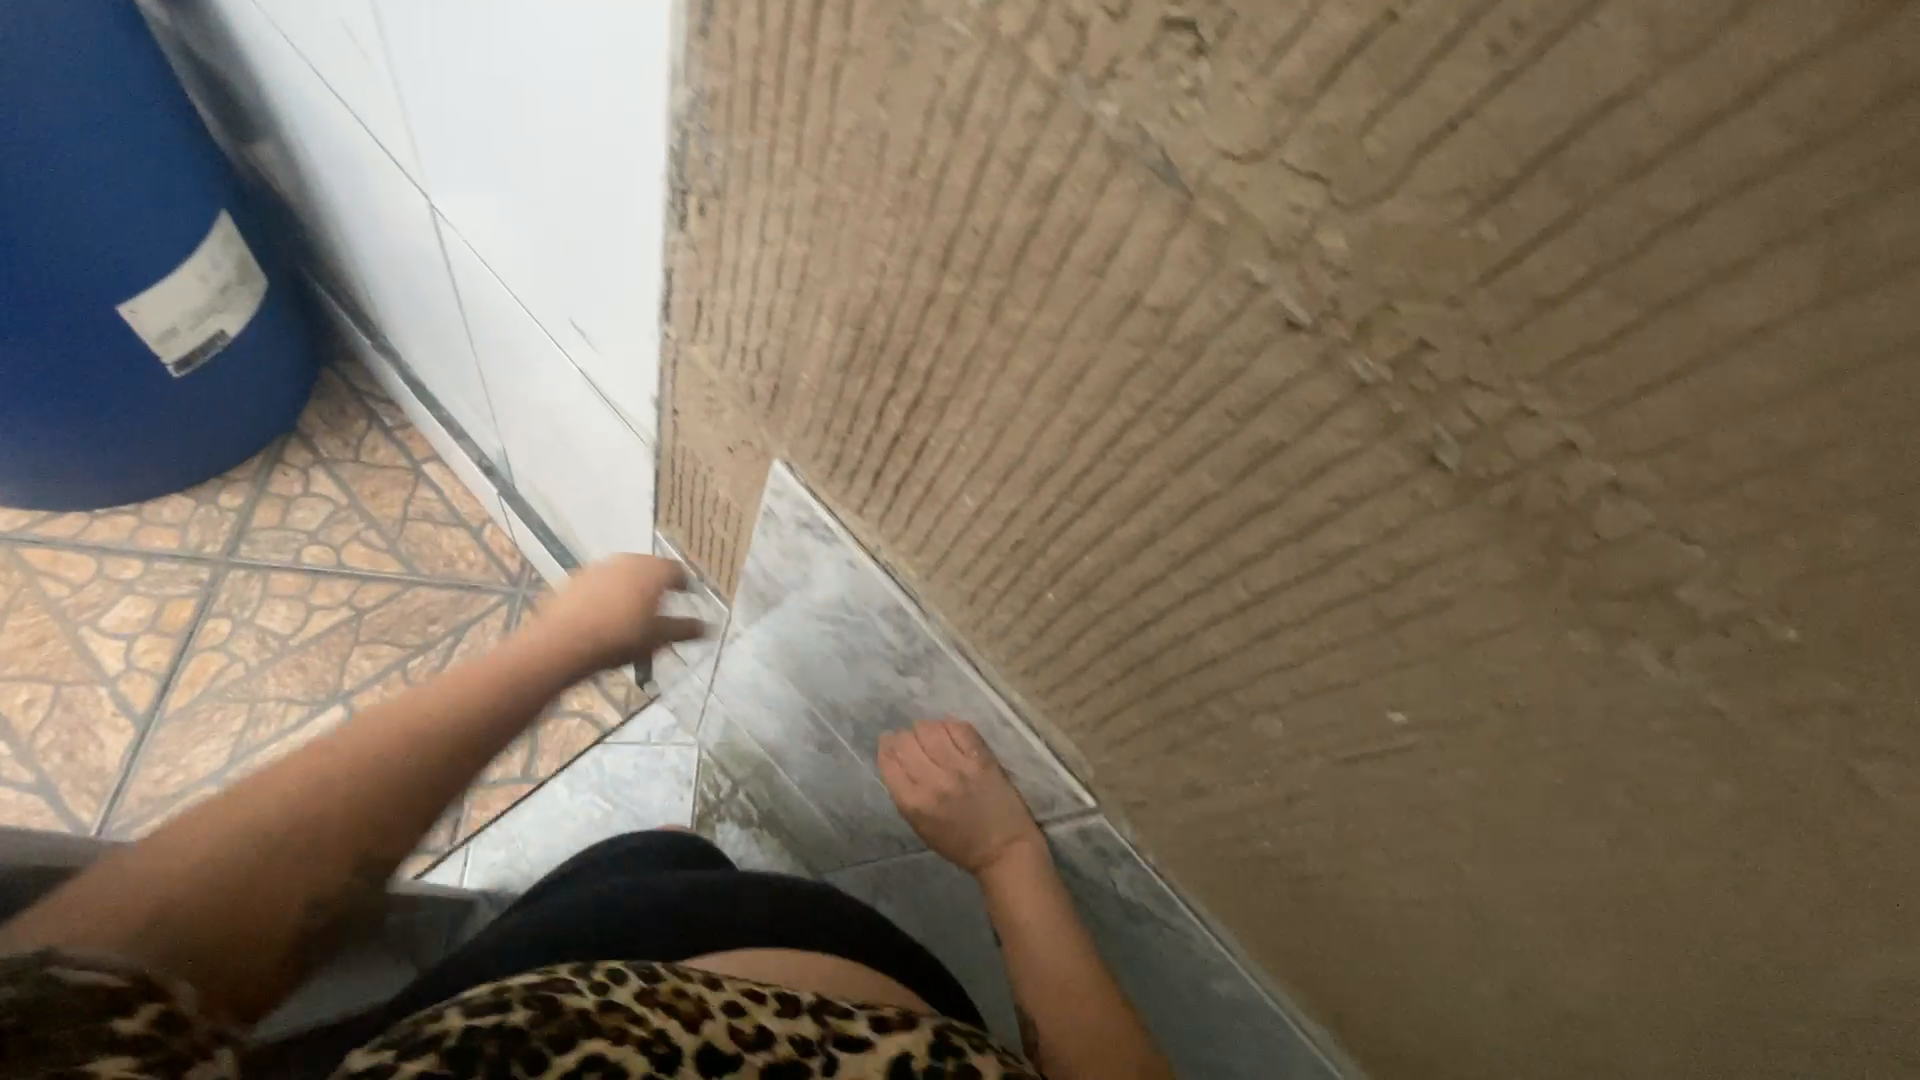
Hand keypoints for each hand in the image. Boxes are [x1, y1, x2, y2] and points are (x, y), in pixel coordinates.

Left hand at [524, 555, 706, 674]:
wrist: (562, 643)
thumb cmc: (620, 638)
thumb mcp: (659, 638)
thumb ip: (685, 629)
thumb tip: (709, 627)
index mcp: (653, 571)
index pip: (677, 570)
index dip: (685, 583)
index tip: (687, 595)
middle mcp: (628, 560)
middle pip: (650, 567)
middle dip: (658, 582)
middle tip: (662, 600)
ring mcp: (599, 567)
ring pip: (624, 572)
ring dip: (632, 585)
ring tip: (634, 607)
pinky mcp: (575, 578)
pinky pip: (602, 581)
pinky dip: (609, 591)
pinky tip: (606, 611)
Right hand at [878, 719, 1046, 877]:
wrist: (1003, 847)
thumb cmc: (959, 843)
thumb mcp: (920, 826)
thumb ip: (905, 794)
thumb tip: (896, 760)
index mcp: (914, 803)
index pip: (889, 761)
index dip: (886, 747)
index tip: (889, 742)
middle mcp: (933, 781)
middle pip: (906, 741)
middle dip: (903, 737)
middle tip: (910, 740)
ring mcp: (958, 766)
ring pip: (930, 729)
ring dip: (925, 728)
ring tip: (930, 734)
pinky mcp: (981, 757)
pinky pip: (959, 728)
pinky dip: (949, 725)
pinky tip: (949, 731)